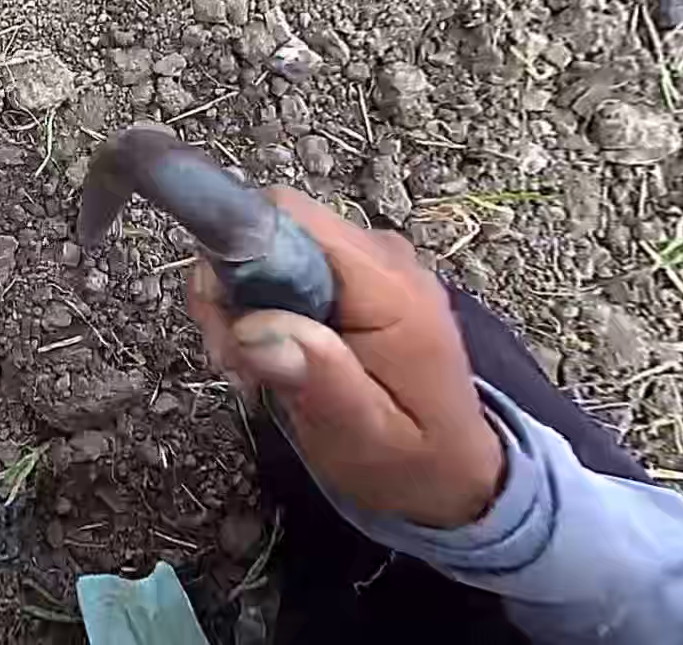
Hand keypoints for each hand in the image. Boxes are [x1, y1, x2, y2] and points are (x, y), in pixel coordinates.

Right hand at [187, 189, 503, 528]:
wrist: (455, 466)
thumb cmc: (414, 460)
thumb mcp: (368, 438)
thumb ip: (321, 377)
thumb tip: (252, 325)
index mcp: (388, 284)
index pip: (289, 216)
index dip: (238, 253)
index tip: (226, 325)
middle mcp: (377, 253)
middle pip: (270, 225)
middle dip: (232, 287)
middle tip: (233, 361)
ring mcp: (366, 257)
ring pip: (269, 243)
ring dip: (240, 301)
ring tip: (251, 368)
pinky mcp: (352, 269)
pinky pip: (284, 262)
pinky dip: (258, 302)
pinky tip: (269, 351)